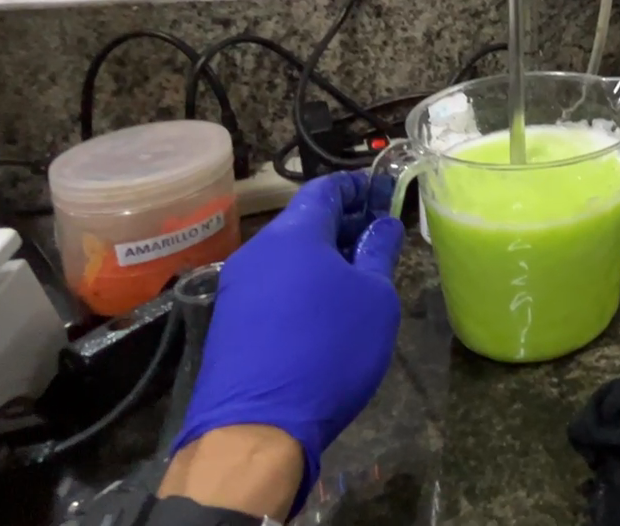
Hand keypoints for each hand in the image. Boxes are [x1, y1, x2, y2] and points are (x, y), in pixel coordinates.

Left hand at [170, 172, 403, 513]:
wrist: (255, 431)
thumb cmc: (328, 348)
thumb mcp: (374, 296)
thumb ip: (379, 251)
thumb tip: (384, 223)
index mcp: (294, 235)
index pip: (326, 188)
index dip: (359, 187)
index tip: (387, 194)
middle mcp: (259, 252)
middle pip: (305, 220)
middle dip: (345, 221)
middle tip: (381, 235)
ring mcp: (239, 287)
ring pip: (289, 254)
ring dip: (326, 254)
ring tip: (361, 272)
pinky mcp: (232, 321)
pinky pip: (275, 283)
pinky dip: (304, 280)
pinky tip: (329, 305)